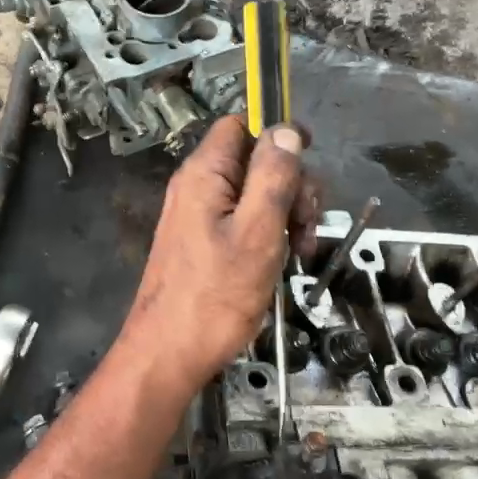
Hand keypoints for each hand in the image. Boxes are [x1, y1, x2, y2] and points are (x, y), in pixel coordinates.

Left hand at [118, 117, 316, 395]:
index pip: (242, 124)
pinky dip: (269, 235)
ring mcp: (200, 216)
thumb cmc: (215, 296)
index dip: (278, 135)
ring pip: (255, 193)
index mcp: (205, 174)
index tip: (307, 163)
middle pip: (256, 160)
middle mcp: (198, 187)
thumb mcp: (257, 231)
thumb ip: (273, 176)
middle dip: (291, 185)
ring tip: (298, 252)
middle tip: (305, 227)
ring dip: (286, 214)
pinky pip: (243, 221)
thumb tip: (286, 129)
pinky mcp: (204, 243)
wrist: (169, 354)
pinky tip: (282, 261)